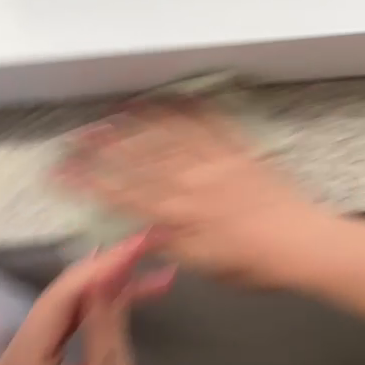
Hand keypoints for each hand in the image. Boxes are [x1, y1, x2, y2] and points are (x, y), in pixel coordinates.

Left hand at [0, 233, 174, 364]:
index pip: (57, 303)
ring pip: (65, 310)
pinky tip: (127, 291)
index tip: (136, 245)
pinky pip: (64, 327)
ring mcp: (14, 364)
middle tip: (146, 247)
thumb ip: (105, 324)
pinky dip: (95, 312)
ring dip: (106, 290)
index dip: (99, 270)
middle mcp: (3, 362)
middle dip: (106, 274)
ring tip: (147, 267)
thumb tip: (109, 272)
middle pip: (59, 302)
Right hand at [54, 99, 333, 289]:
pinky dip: (187, 109)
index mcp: (177, 215)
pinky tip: (171, 99)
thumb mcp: (204, 265)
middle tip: (78, 135)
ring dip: (139, 122)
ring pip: (169, 136)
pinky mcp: (240, 152)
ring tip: (115, 111)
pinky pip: (210, 124)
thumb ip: (170, 244)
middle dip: (103, 146)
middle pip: (138, 158)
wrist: (302, 243)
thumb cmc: (255, 265)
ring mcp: (216, 162)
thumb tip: (140, 231)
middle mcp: (191, 183)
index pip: (121, 194)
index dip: (88, 182)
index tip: (62, 171)